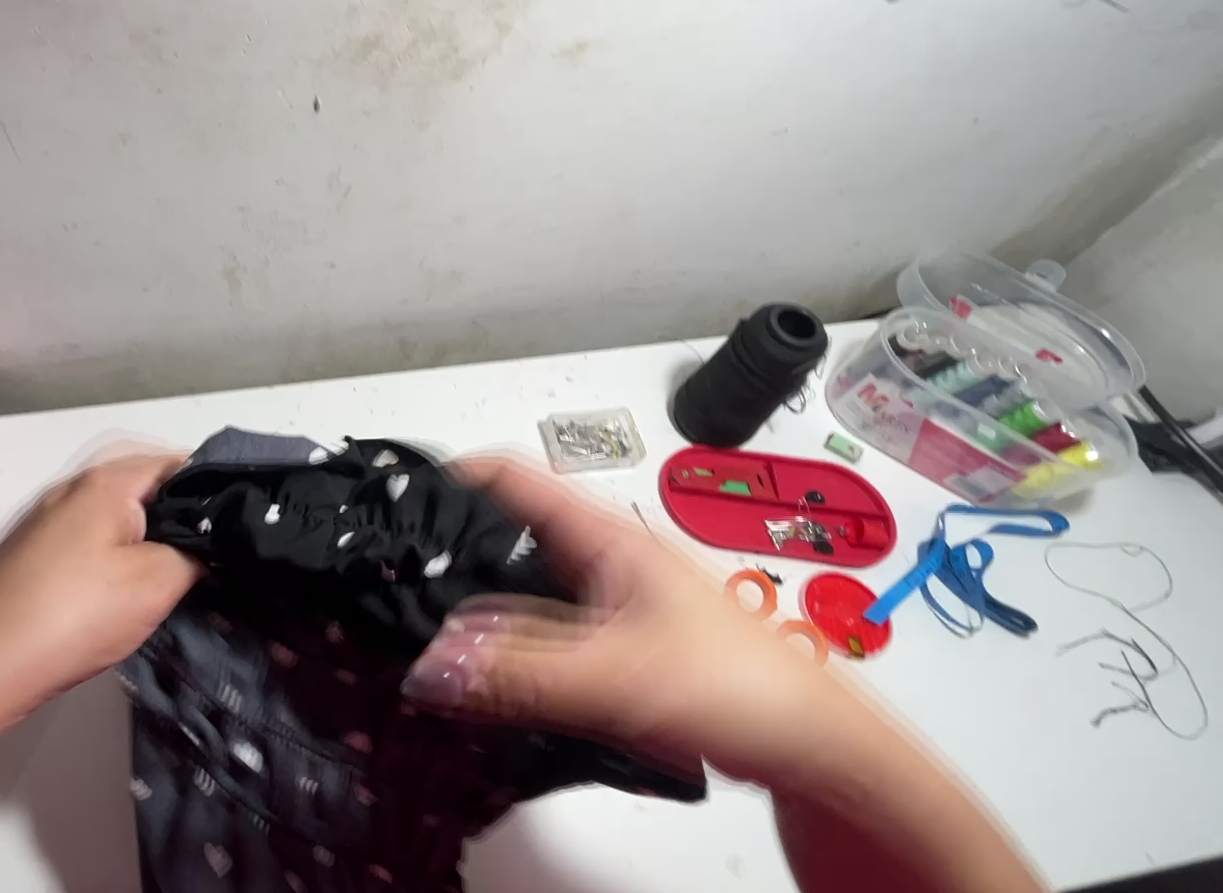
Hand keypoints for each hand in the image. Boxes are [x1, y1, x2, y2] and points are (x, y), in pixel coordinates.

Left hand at [0, 454, 201, 732]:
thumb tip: (212, 545)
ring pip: (126, 524)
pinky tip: (140, 598)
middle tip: (225, 560)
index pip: (183, 463)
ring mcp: (52, 525)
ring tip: (191, 583)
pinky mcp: (38, 559)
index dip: (223, 490)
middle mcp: (77, 490)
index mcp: (109, 481)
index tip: (250, 525)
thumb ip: (197, 554)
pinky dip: (127, 564)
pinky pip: (100, 548)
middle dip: (191, 524)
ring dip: (158, 548)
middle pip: (153, 493)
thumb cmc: (73, 612)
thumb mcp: (156, 582)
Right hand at [400, 457, 862, 785]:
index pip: (519, 474)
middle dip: (458, 543)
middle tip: (408, 565)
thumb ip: (520, 673)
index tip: (412, 488)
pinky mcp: (614, 641)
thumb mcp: (616, 674)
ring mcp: (609, 600)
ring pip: (525, 586)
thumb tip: (436, 665)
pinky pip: (542, 631)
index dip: (462, 471)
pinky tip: (486, 671)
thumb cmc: (749, 687)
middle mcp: (605, 557)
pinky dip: (506, 644)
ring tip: (431, 621)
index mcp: (607, 536)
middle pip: (512, 530)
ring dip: (480, 602)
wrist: (814, 751)